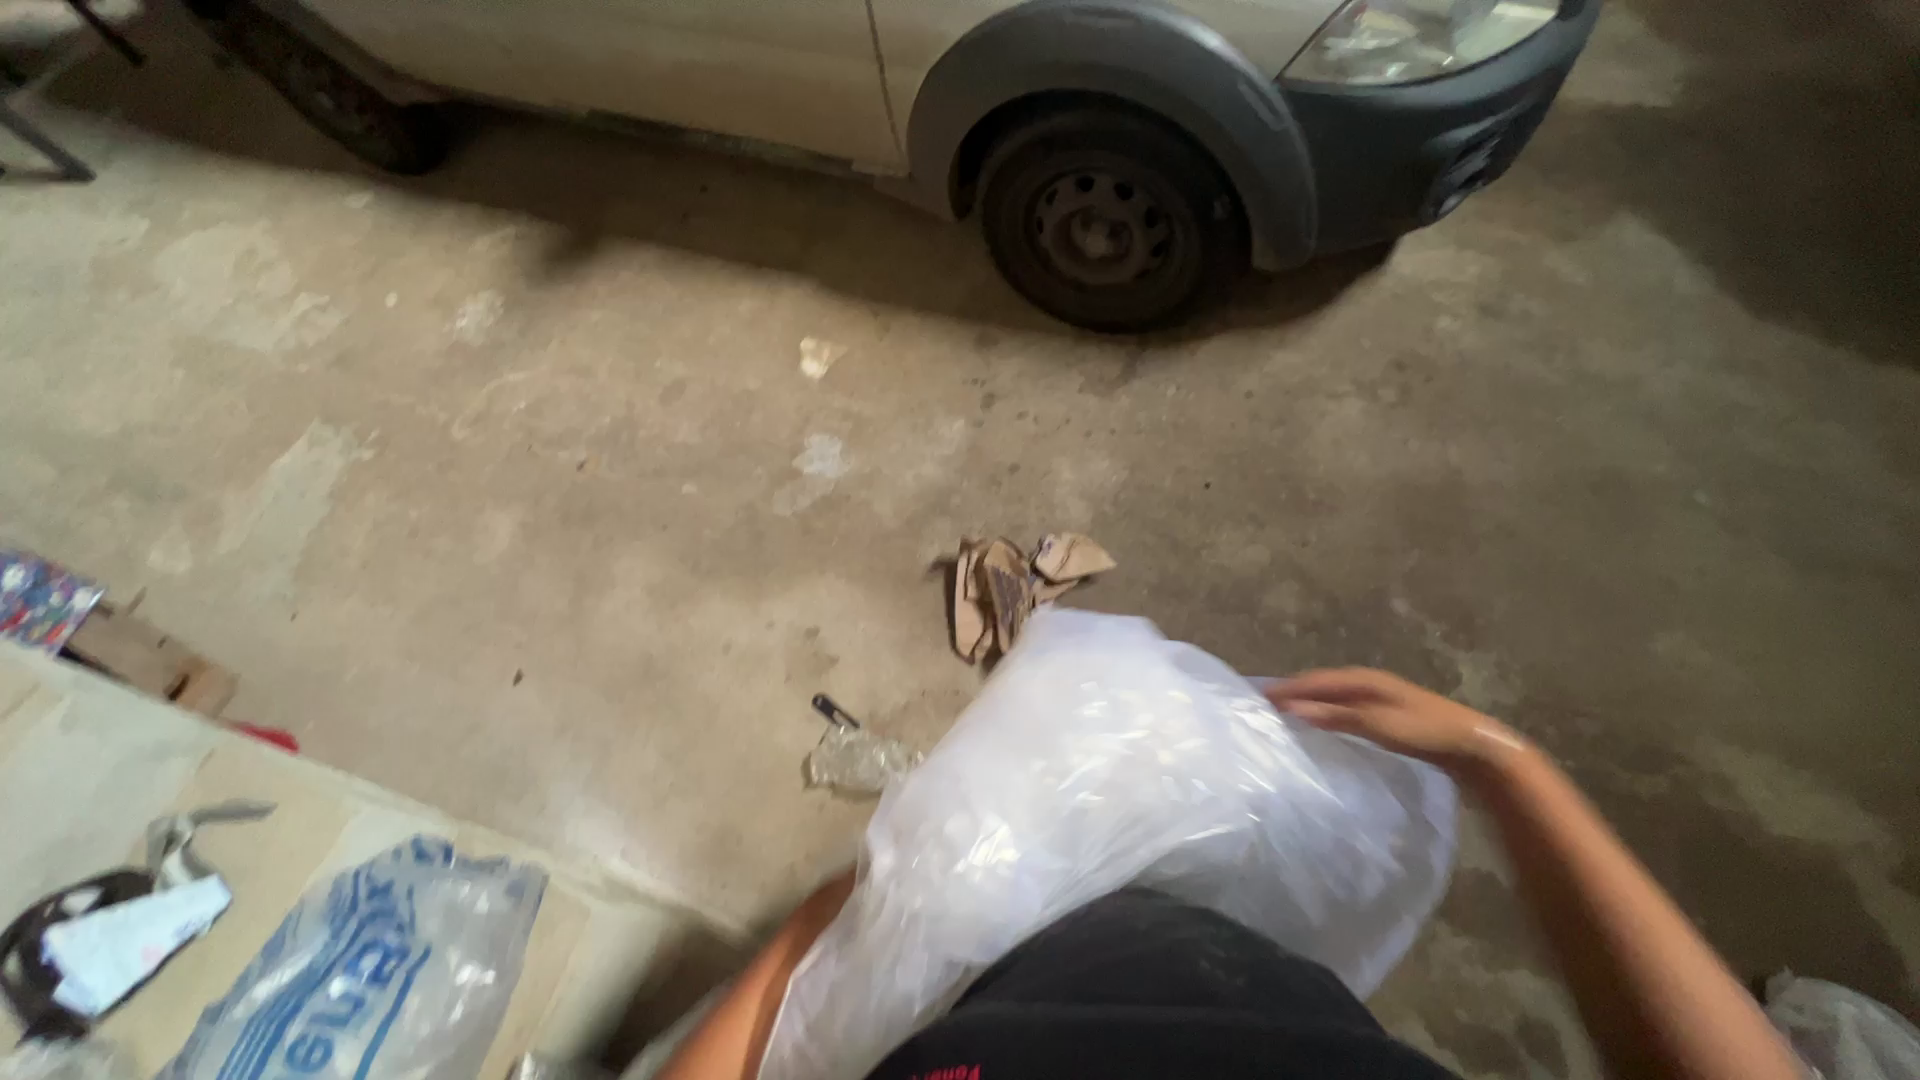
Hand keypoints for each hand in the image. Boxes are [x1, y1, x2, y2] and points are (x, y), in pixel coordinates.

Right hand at [1264, 667, 1527, 771]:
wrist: (1474, 747)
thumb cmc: (1426, 731)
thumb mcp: (1378, 723)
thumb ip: (1335, 716)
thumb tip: (1291, 709)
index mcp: (1363, 678)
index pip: (1314, 680)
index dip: (1286, 688)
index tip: (1257, 697)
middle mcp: (1367, 682)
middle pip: (1321, 684)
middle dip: (1293, 692)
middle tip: (1263, 705)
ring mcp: (1378, 698)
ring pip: (1332, 696)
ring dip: (1308, 702)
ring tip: (1283, 714)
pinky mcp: (1385, 715)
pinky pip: (1343, 707)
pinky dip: (1324, 712)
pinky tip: (1319, 723)